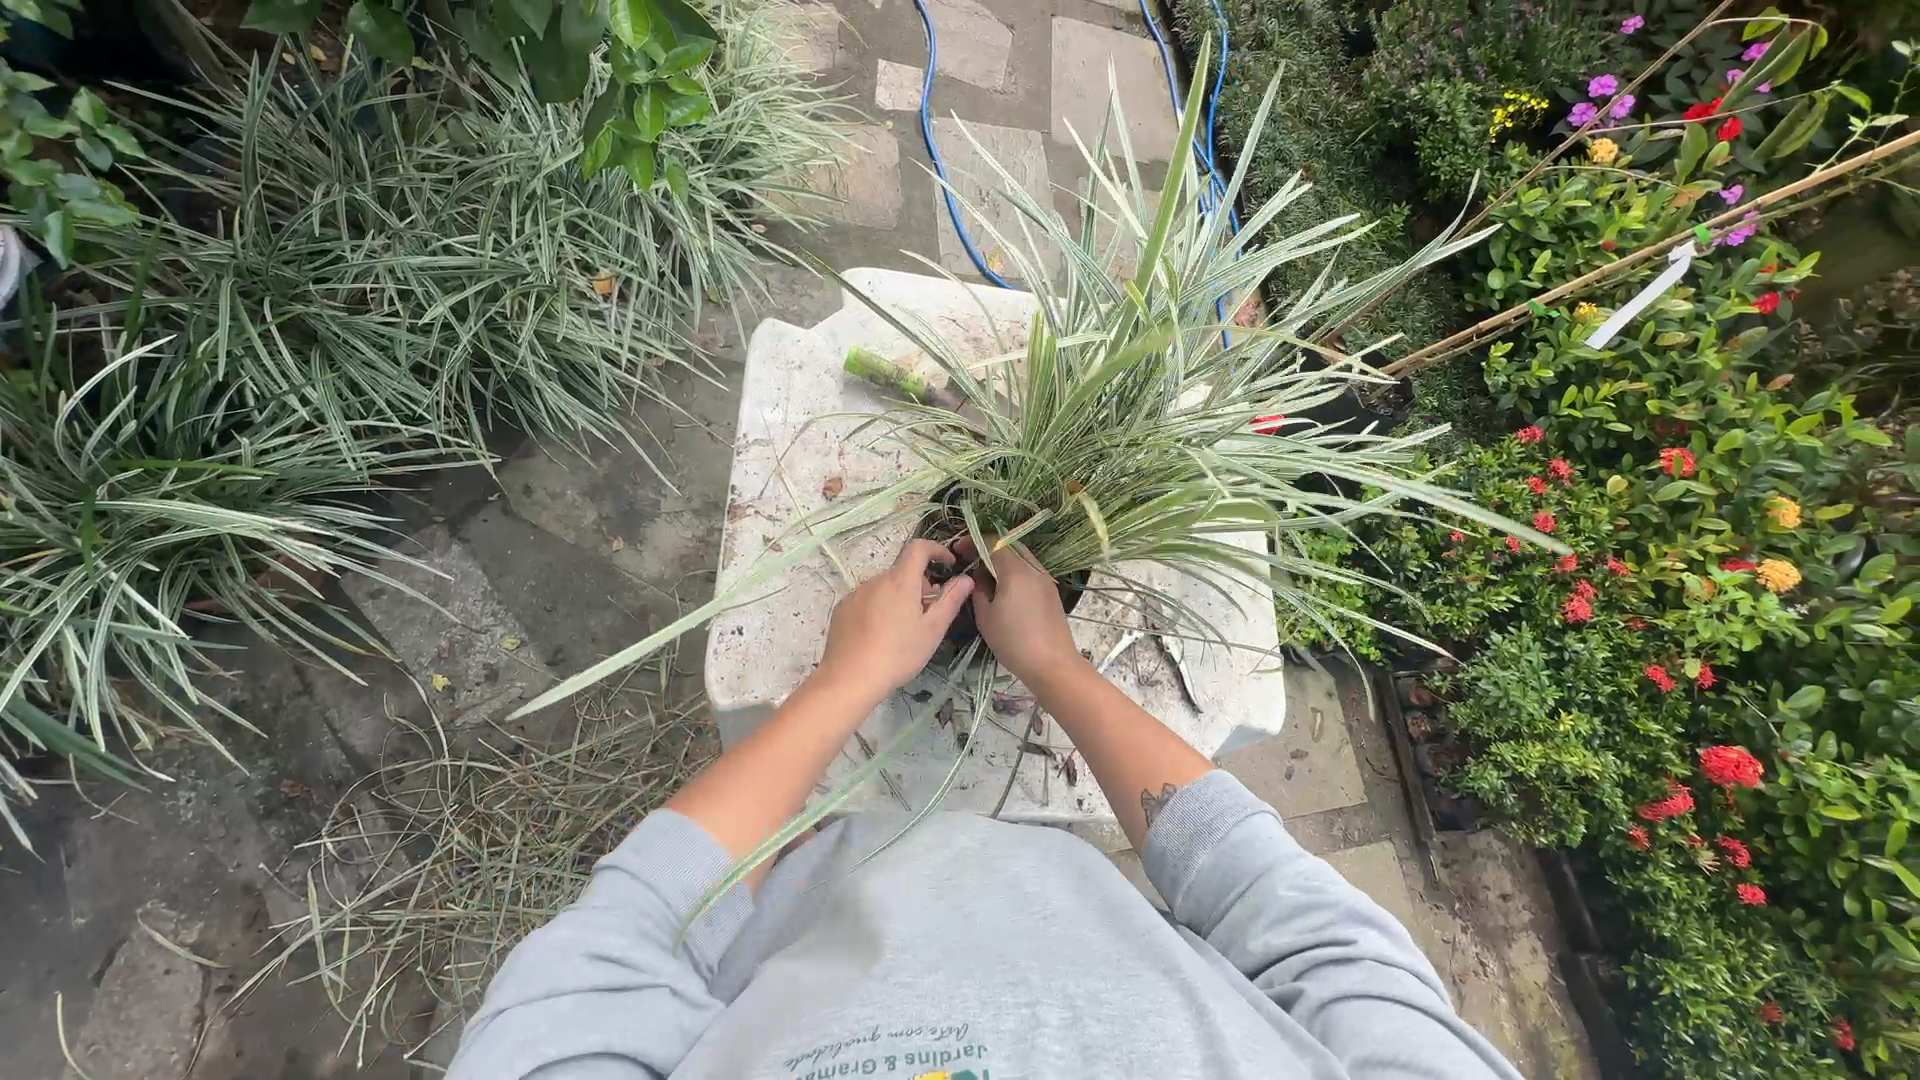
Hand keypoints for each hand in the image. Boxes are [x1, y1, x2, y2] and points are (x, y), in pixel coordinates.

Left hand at [815, 539, 974, 705]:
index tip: (948, 563)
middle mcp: (876, 580)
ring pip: (885, 587)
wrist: (849, 678)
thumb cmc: (898, 654)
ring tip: (902, 630)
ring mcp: (856, 594)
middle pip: (903, 572)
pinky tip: (878, 636)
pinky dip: (879, 608)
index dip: (936, 549)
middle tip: (927, 615)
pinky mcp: (842, 609)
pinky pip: (867, 600)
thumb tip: (966, 578)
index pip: (918, 548)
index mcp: (900, 581)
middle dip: (919, 586)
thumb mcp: (932, 630)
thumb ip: (951, 600)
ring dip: (898, 598)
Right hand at [954, 536, 1083, 687]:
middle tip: (969, 558)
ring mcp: (1045, 578)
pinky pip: (1029, 570)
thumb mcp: (986, 616)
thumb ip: (979, 590)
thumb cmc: (1013, 641)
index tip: (957, 550)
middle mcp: (1033, 568)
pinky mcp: (1051, 591)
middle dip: (988, 547)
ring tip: (985, 573)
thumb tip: (979, 576)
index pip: (993, 542)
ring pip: (1021, 557)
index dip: (973, 541)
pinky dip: (1014, 570)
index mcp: (1015, 570)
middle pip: (1009, 545)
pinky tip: (1004, 586)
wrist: (1052, 664)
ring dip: (1002, 558)